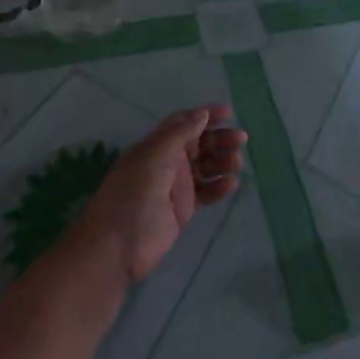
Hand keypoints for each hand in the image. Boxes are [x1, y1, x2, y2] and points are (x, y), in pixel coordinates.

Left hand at [67, 105, 246, 285]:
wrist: (118, 245)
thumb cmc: (132, 195)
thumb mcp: (153, 157)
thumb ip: (178, 134)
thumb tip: (201, 114)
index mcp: (156, 145)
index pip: (183, 123)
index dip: (204, 115)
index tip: (229, 113)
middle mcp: (167, 162)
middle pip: (199, 144)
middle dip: (219, 138)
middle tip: (241, 139)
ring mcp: (176, 186)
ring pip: (205, 167)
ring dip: (222, 161)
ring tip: (236, 163)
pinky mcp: (183, 209)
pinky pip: (206, 193)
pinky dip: (219, 187)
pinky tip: (231, 184)